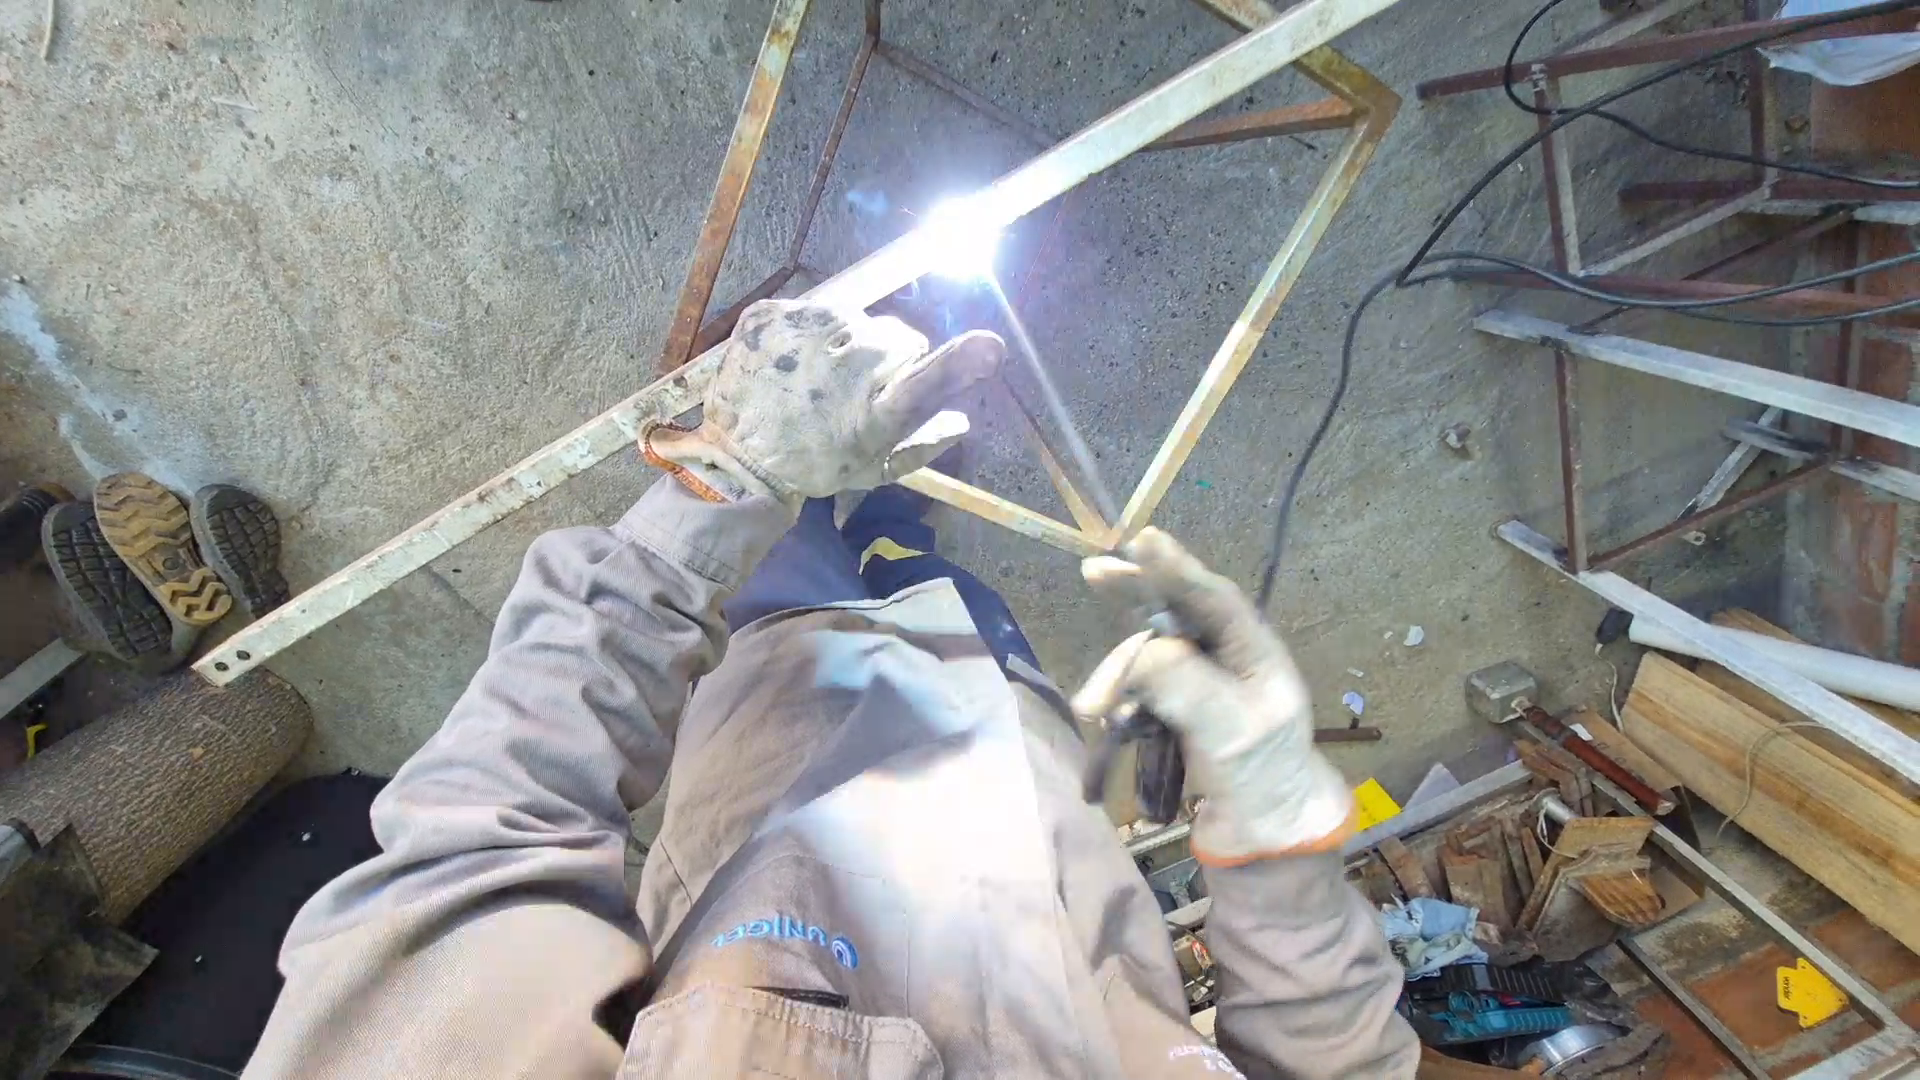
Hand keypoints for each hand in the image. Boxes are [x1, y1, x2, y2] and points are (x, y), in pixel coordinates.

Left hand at [643, 299, 1003, 507]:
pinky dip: (808, 331)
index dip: (961, 363)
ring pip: (852, 316)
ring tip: (821, 377)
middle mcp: (844, 364)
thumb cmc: (818, 466)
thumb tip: (965, 420)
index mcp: (875, 410)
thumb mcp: (877, 467)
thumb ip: (925, 442)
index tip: (990, 348)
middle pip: (894, 335)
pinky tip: (795, 364)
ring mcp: (802, 332)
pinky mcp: (769, 314)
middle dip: (887, 357)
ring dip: (846, 340)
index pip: (926, 380)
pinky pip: (810, 309)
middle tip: (857, 389)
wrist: (740, 459)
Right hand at [1074, 528, 1353, 864]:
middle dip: (1133, 593)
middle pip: (1174, 608)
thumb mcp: (1231, 731)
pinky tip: (1107, 714)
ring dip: (1117, 671)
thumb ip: (1188, 688)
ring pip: (1149, 649)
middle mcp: (1225, 651)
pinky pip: (1140, 680)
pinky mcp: (1175, 696)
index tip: (1142, 541)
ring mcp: (1198, 673)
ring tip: (1090, 707)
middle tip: (1094, 571)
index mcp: (1254, 649)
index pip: (1214, 597)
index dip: (1177, 568)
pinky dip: (1120, 693)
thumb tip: (1142, 651)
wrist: (1258, 828)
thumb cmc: (1260, 775)